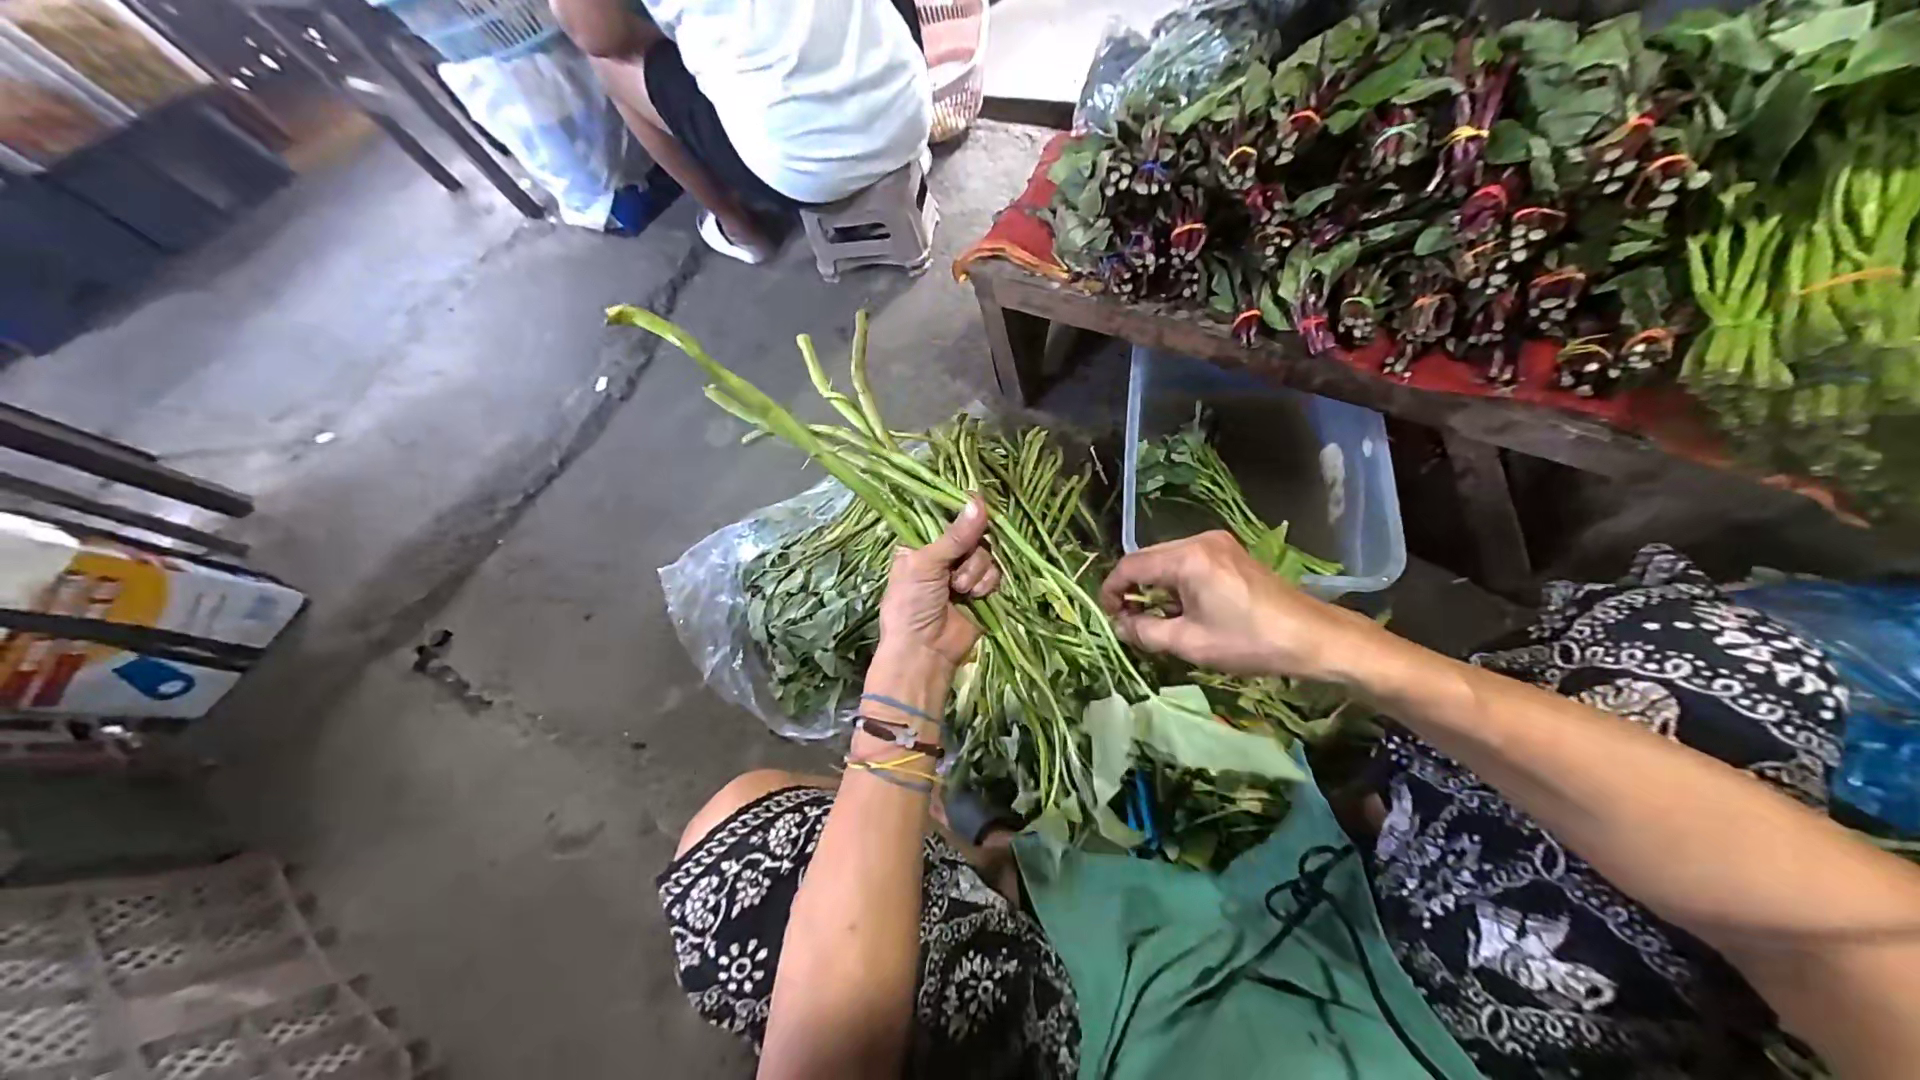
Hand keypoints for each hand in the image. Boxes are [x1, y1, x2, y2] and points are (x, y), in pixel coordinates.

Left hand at [877, 495, 999, 669]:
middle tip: (956, 569)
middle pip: (973, 532)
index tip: (977, 504)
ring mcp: (964, 571)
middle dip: (969, 550)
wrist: (925, 652)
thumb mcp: (926, 564)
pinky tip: (976, 596)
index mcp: (921, 544)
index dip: (962, 512)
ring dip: (976, 570)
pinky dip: (987, 583)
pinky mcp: (983, 589)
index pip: (946, 516)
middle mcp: (944, 554)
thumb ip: (955, 535)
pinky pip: (996, 572)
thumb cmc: (911, 605)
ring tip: (960, 590)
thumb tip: (979, 500)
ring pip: (986, 552)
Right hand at [1098, 530, 1379, 680]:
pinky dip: (1175, 583)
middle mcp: (1199, 540)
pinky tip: (1182, 608)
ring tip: (1157, 620)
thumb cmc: (1249, 641)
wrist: (1313, 638)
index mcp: (1187, 558)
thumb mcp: (1189, 643)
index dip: (1111, 591)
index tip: (1109, 617)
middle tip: (1129, 621)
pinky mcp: (1229, 552)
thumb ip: (1145, 631)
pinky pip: (1187, 562)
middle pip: (1147, 559)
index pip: (1130, 566)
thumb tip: (1119, 626)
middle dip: (1133, 589)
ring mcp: (1217, 543)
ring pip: (1166, 561)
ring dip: (1154, 587)